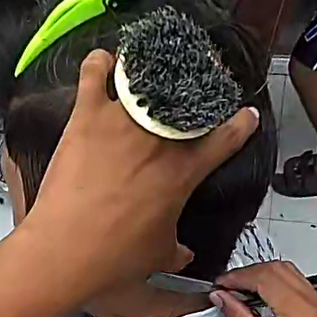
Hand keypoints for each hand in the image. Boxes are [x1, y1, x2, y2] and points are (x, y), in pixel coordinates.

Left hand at [16, 49, 258, 296]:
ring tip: (152, 68)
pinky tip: (105, 60)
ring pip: (146, 78)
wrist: (68, 249)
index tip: (247, 115)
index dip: (242, 124)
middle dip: (199, 91)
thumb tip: (184, 254)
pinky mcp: (88, 116)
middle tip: (197, 89)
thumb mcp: (159, 255)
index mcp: (184, 171)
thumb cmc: (118, 256)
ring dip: (152, 72)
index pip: (226, 139)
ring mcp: (123, 121)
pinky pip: (95, 74)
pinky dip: (100, 63)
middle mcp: (159, 139)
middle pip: (189, 100)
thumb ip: (176, 249)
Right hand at [212, 262, 316, 316]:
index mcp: (303, 311)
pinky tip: (260, 302)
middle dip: (249, 274)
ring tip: (240, 294)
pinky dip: (276, 288)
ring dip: (263, 278)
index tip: (220, 285)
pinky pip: (298, 287)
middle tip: (226, 288)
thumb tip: (222, 296)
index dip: (238, 277)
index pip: (265, 276)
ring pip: (289, 274)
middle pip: (278, 269)